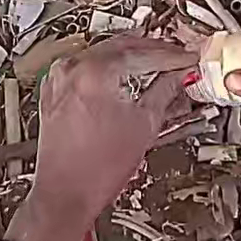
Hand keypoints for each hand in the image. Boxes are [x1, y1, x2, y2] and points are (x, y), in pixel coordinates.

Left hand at [12, 35, 197, 240]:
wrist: (66, 194)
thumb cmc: (96, 170)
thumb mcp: (143, 126)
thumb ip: (163, 93)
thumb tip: (176, 77)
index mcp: (95, 73)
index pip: (141, 54)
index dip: (171, 56)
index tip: (186, 58)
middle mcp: (73, 69)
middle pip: (120, 46)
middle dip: (151, 50)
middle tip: (175, 56)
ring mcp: (60, 78)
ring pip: (102, 53)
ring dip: (129, 56)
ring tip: (155, 63)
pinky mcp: (54, 89)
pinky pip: (85, 67)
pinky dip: (107, 68)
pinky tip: (123, 75)